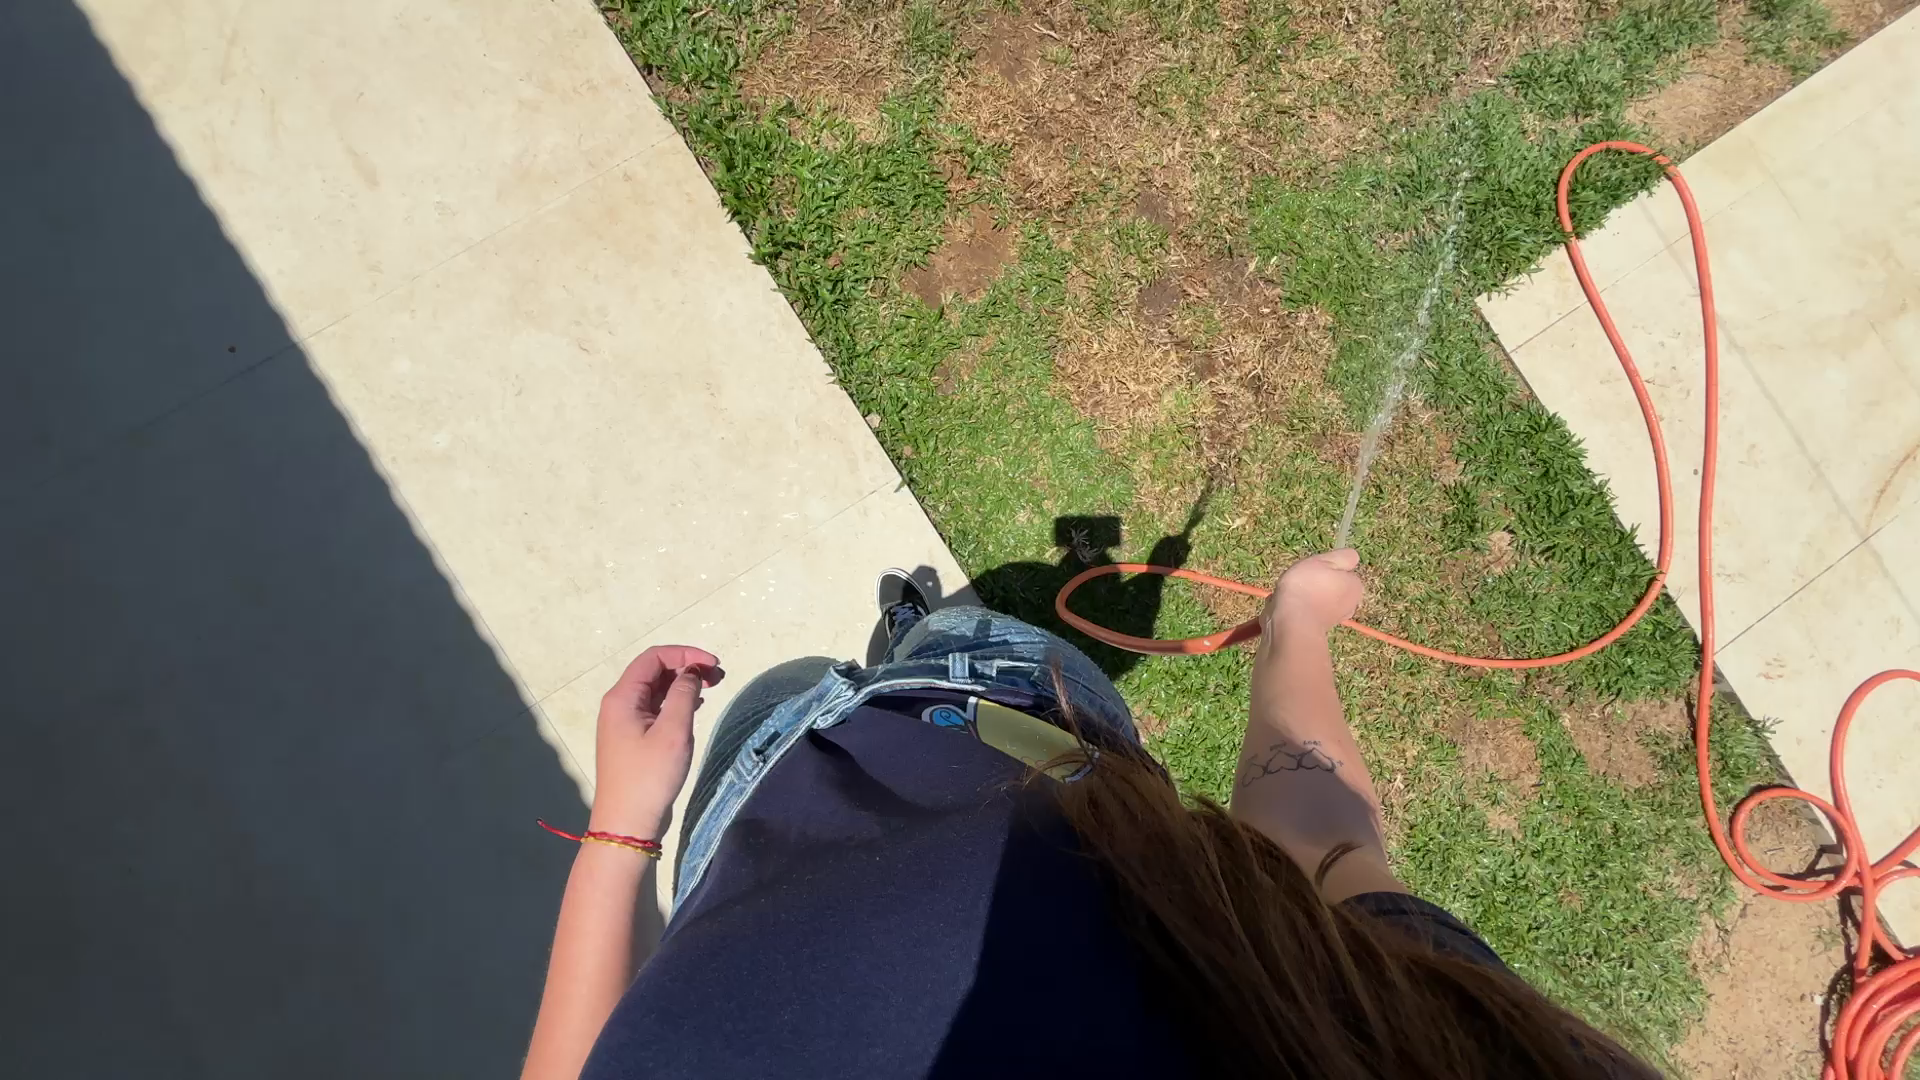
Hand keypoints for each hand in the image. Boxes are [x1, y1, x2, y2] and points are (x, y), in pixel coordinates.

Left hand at [588, 645, 723, 836]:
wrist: (627, 823)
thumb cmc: (649, 775)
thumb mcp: (673, 731)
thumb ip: (683, 694)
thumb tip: (691, 673)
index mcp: (623, 697)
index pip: (654, 657)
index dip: (685, 654)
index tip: (714, 665)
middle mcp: (619, 704)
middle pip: (654, 670)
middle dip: (687, 666)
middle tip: (718, 677)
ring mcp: (625, 722)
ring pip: (656, 689)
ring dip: (684, 683)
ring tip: (713, 688)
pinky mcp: (633, 737)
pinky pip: (656, 707)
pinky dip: (677, 700)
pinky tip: (696, 706)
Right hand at [1262, 549, 1363, 636]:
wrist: (1292, 621)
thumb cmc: (1307, 586)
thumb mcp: (1326, 561)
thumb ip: (1342, 557)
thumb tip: (1353, 558)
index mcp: (1354, 586)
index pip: (1343, 573)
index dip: (1328, 569)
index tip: (1314, 569)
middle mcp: (1349, 604)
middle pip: (1331, 587)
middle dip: (1317, 584)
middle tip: (1301, 580)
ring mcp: (1333, 619)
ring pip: (1317, 599)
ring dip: (1305, 596)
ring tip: (1290, 594)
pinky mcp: (1315, 628)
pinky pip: (1305, 611)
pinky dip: (1296, 608)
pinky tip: (1285, 606)